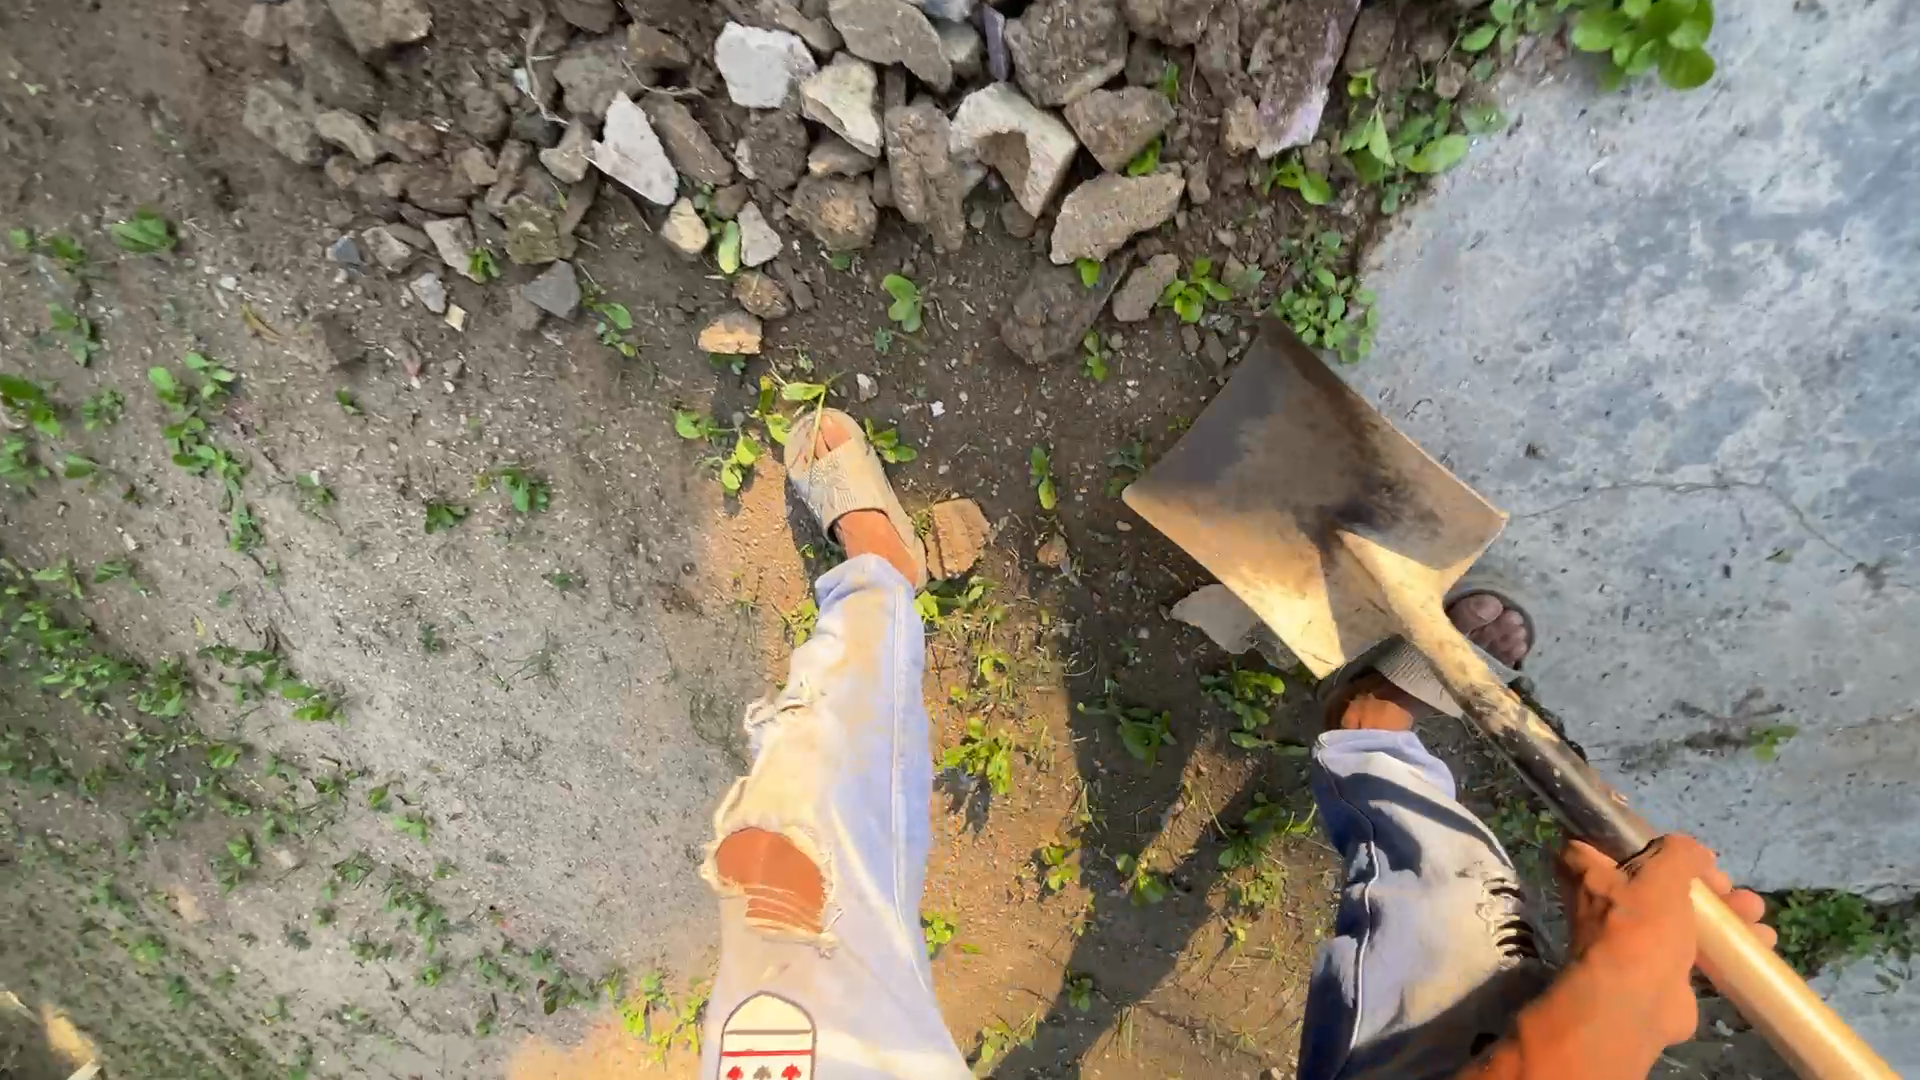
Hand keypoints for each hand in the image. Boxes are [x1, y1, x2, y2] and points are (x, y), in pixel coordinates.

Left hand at [1557, 834, 1777, 1049]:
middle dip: (1699, 880)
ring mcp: (1628, 927)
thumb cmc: (1639, 926)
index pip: (1608, 839)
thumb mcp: (1658, 877)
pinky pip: (1693, 940)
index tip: (1680, 851)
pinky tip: (1761, 939)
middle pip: (1655, 875)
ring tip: (1754, 911)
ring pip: (1679, 907)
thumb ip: (1675, 854)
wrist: (1637, 996)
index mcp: (1584, 867)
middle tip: (1727, 887)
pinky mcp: (1656, 958)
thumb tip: (1692, 848)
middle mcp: (1599, 892)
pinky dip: (1725, 938)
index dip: (1646, 842)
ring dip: (1721, 908)